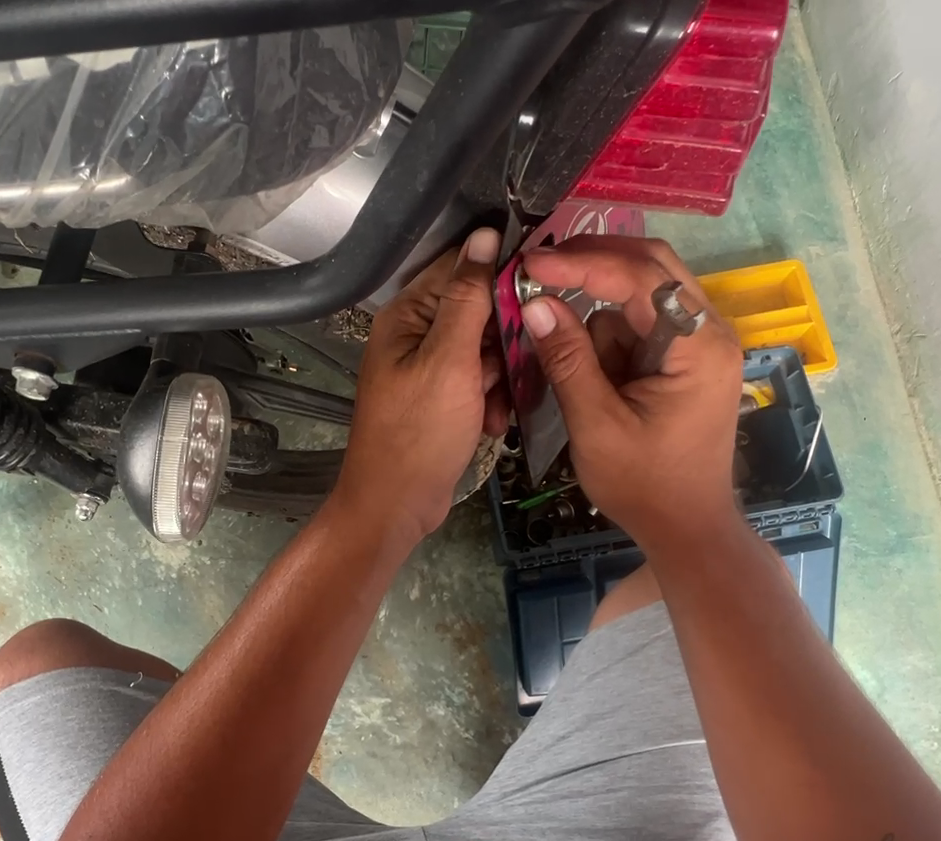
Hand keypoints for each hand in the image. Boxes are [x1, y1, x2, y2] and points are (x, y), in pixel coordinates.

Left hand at [332, 227, 508, 540]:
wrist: (397, 504)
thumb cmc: (419, 432)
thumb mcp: (450, 359)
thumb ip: (469, 297)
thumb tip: (485, 235)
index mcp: (407, 315)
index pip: (460, 266)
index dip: (502, 272)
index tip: (543, 288)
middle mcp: (414, 336)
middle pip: (478, 311)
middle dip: (505, 339)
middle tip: (519, 364)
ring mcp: (427, 370)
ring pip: (485, 350)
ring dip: (501, 377)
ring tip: (499, 404)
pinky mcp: (440, 400)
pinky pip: (478, 384)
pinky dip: (490, 401)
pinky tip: (492, 423)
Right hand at [520, 236, 746, 548]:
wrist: (685, 527)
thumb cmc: (644, 486)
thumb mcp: (596, 426)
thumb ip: (568, 361)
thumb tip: (535, 304)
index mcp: (699, 347)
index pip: (641, 278)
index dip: (583, 264)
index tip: (531, 264)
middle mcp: (709, 332)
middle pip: (651, 268)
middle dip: (592, 266)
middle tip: (539, 271)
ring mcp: (699, 344)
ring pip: (641, 296)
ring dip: (598, 315)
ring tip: (573, 362)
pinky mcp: (684, 359)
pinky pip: (639, 327)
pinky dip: (607, 338)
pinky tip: (593, 378)